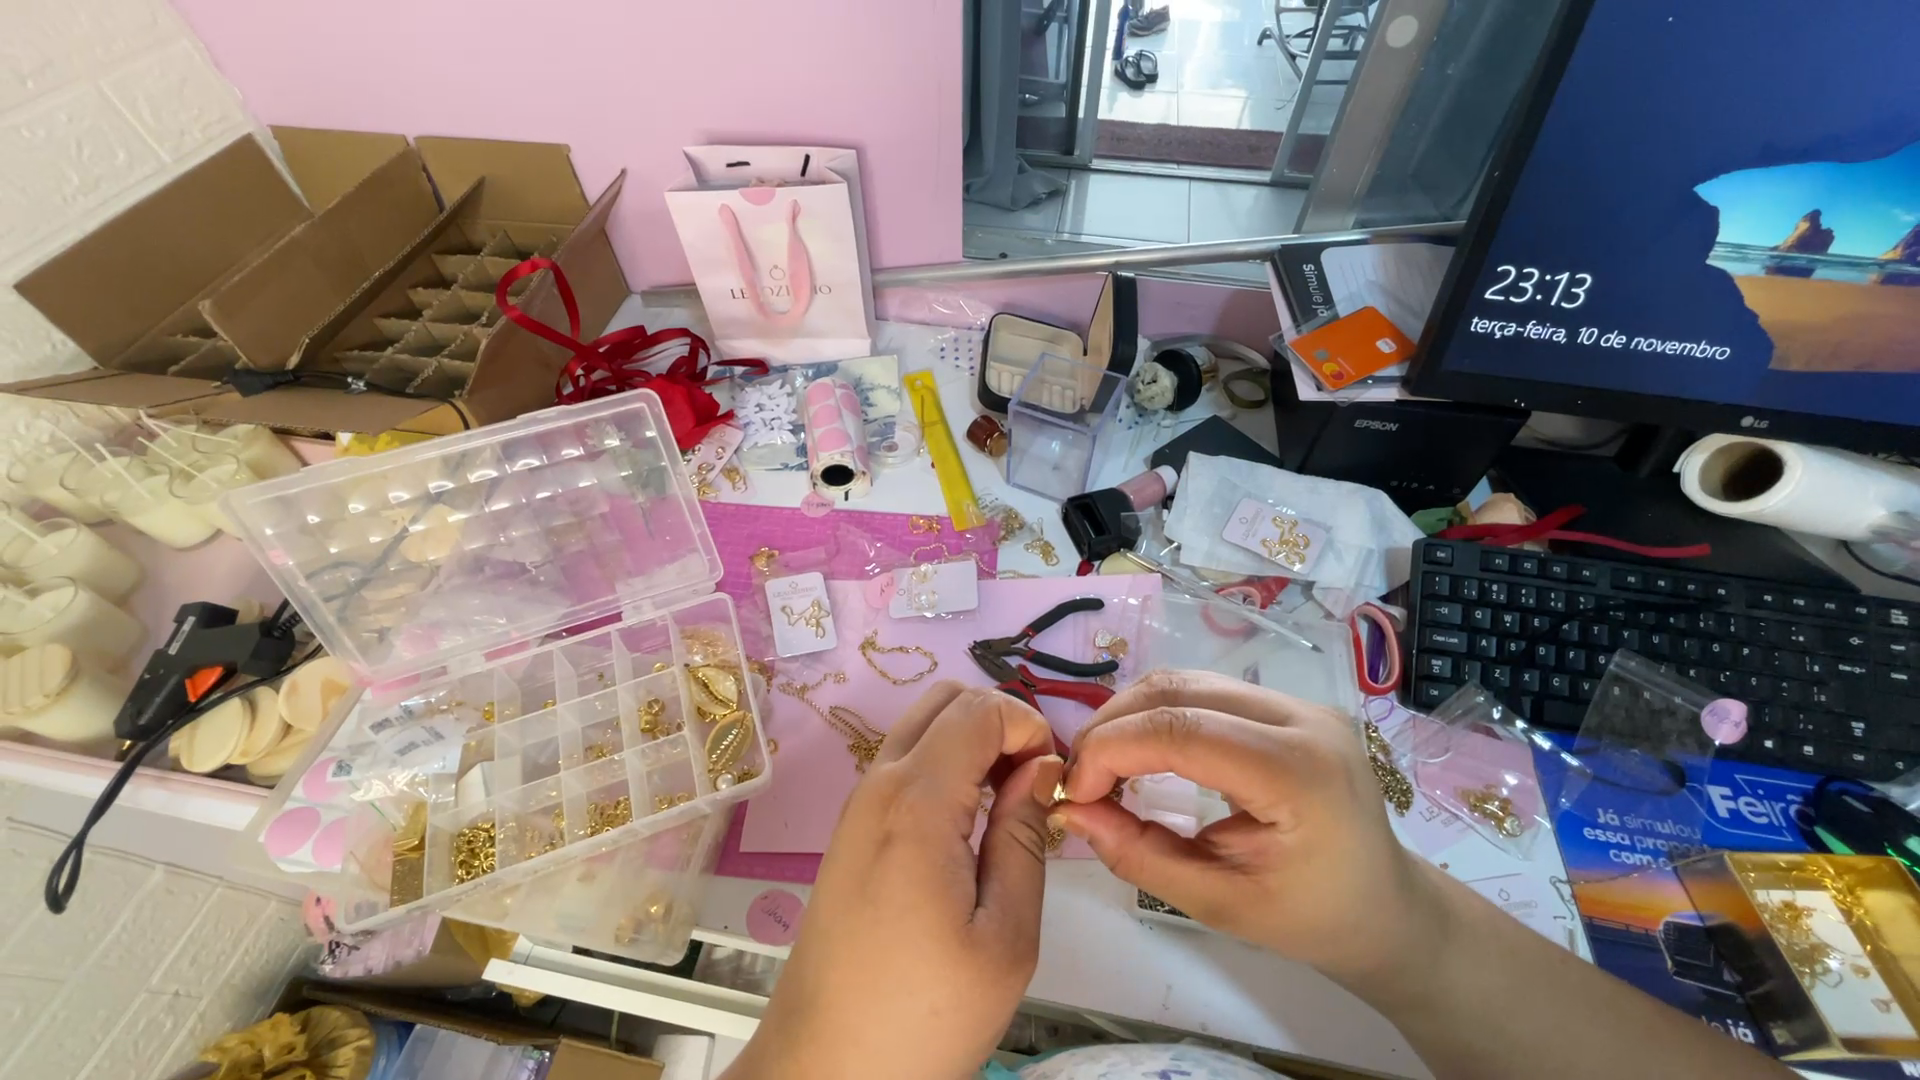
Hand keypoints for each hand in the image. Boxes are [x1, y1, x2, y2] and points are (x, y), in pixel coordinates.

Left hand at [729, 683, 1061, 1079]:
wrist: (824, 1069)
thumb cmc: (923, 1014)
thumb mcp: (1004, 937)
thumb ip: (1024, 836)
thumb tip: (1041, 768)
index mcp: (916, 801)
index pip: (979, 708)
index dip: (1029, 727)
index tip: (1053, 781)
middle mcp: (878, 784)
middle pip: (946, 699)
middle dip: (1000, 722)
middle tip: (1031, 786)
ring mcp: (857, 804)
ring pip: (921, 725)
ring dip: (971, 742)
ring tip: (1004, 807)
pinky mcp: (850, 829)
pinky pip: (903, 762)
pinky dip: (944, 765)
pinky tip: (966, 826)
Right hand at [1054, 670, 1446, 995]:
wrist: (1386, 907)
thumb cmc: (1310, 918)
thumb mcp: (1218, 901)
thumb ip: (1139, 853)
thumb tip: (1069, 810)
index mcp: (1298, 772)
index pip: (1178, 730)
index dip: (1109, 751)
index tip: (1074, 793)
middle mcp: (1301, 717)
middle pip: (1176, 689)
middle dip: (1110, 727)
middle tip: (1080, 778)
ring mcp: (1297, 702)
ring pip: (1184, 679)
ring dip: (1129, 715)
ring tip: (1103, 764)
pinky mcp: (1286, 703)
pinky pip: (1204, 689)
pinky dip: (1156, 713)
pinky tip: (1140, 749)